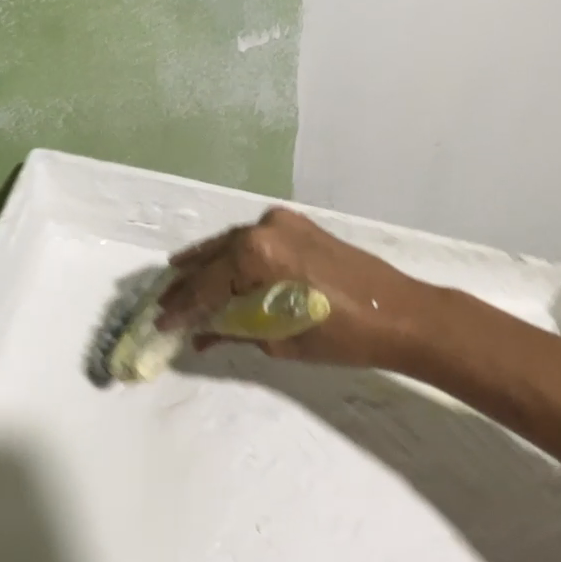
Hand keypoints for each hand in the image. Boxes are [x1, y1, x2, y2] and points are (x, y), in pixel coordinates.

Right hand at [156, 207, 436, 368]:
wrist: (401, 313)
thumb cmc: (341, 335)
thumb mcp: (280, 339)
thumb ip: (234, 329)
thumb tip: (201, 335)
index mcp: (257, 253)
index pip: (207, 284)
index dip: (182, 307)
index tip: (160, 323)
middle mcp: (264, 227)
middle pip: (214, 257)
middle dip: (188, 282)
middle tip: (163, 302)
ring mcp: (282, 221)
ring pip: (230, 244)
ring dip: (207, 265)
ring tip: (180, 283)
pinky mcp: (297, 225)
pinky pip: (252, 239)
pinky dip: (232, 255)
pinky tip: (218, 268)